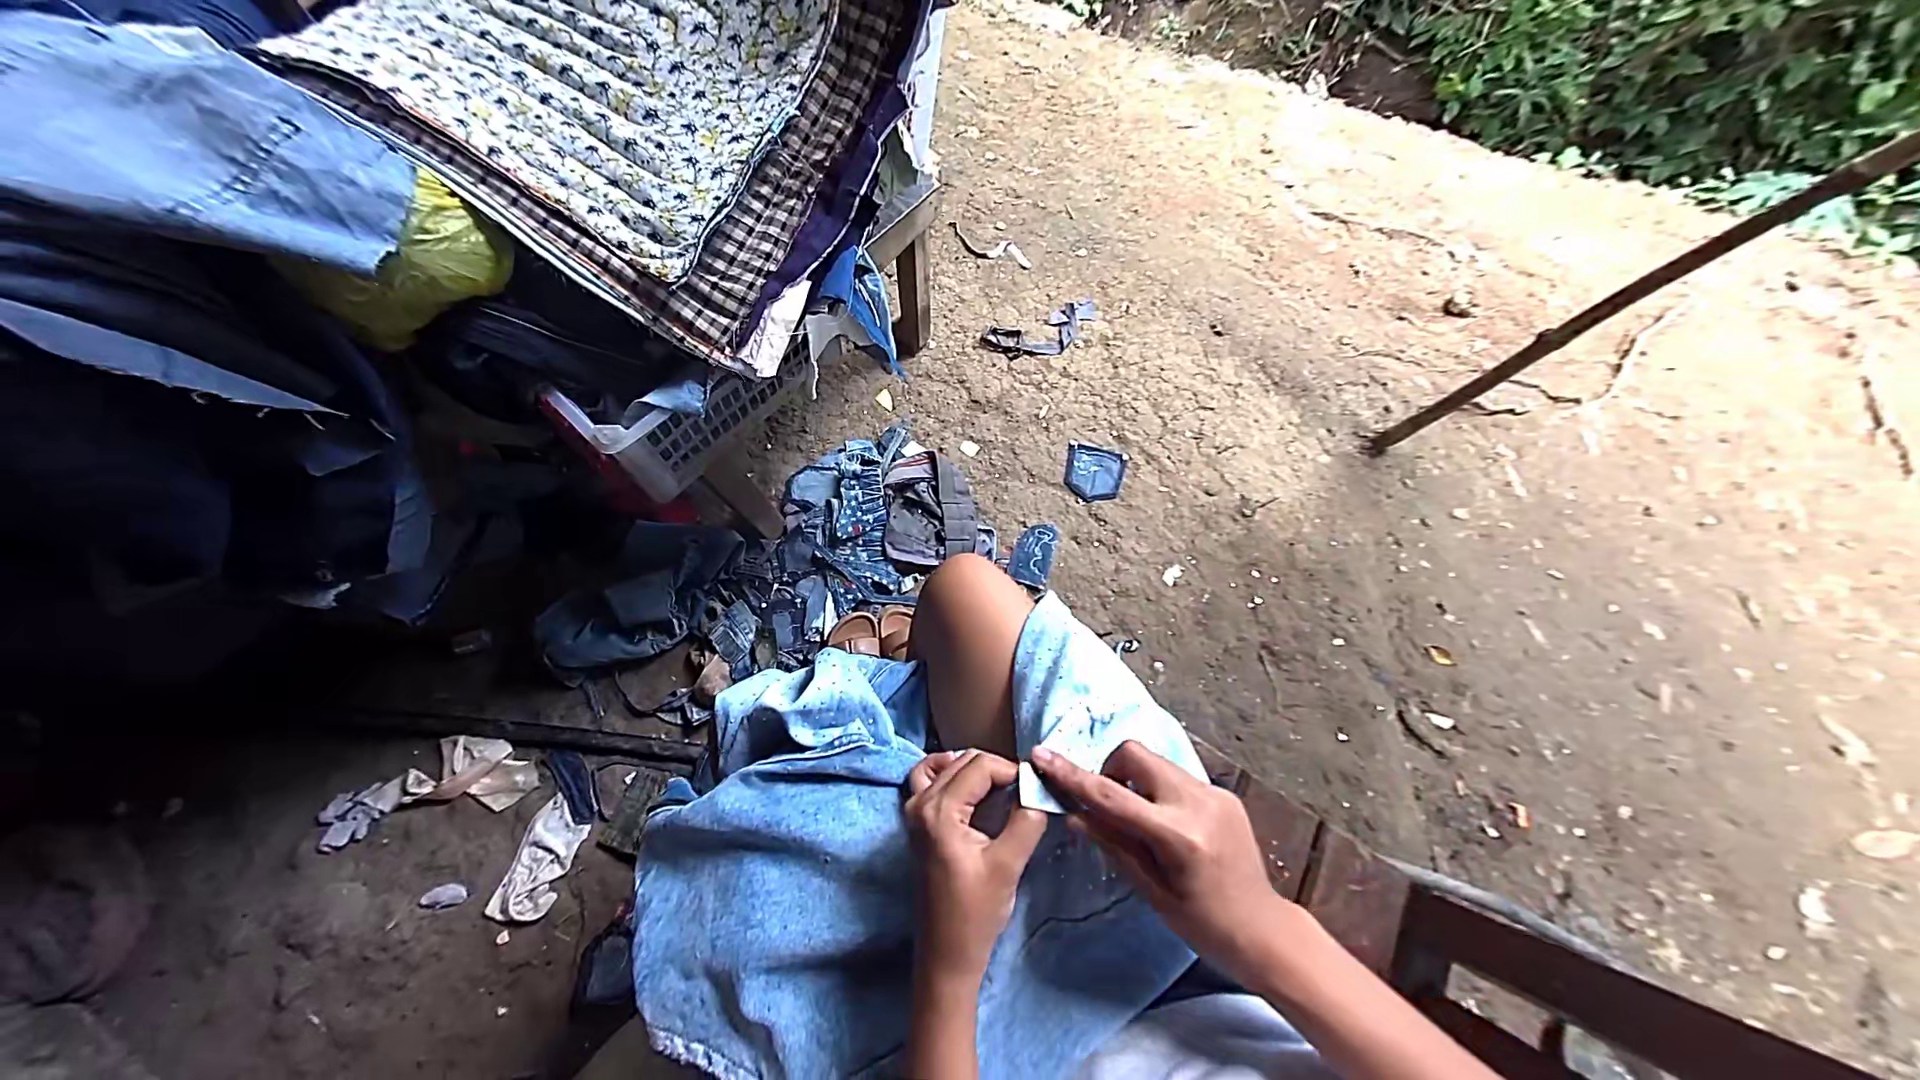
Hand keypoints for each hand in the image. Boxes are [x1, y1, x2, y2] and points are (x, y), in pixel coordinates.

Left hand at [904, 749, 1048, 982]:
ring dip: (974, 768)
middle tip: (1023, 791)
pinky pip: (927, 779)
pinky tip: (970, 788)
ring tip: (1000, 787)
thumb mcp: (1009, 865)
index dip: (1012, 771)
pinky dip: (948, 773)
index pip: (981, 765)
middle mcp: (921, 803)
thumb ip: (1026, 820)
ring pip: (946, 765)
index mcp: (940, 810)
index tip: (1033, 789)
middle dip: (997, 769)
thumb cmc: (976, 912)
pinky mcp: (916, 821)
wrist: (946, 951)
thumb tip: (1039, 789)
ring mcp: (913, 811)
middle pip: (964, 761)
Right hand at [1030, 740, 1286, 981]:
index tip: (1042, 755)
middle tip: (1110, 807)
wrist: (1264, 930)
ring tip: (1141, 819)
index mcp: (1178, 836)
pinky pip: (1176, 776)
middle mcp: (1198, 803)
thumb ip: (1112, 844)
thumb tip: (1074, 813)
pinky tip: (1168, 824)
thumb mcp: (1151, 891)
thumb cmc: (1203, 924)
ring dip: (1135, 780)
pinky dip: (1159, 790)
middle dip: (1111, 770)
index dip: (1072, 775)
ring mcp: (1214, 793)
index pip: (1112, 796)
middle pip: (1134, 754)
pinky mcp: (1223, 792)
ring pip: (1155, 761)